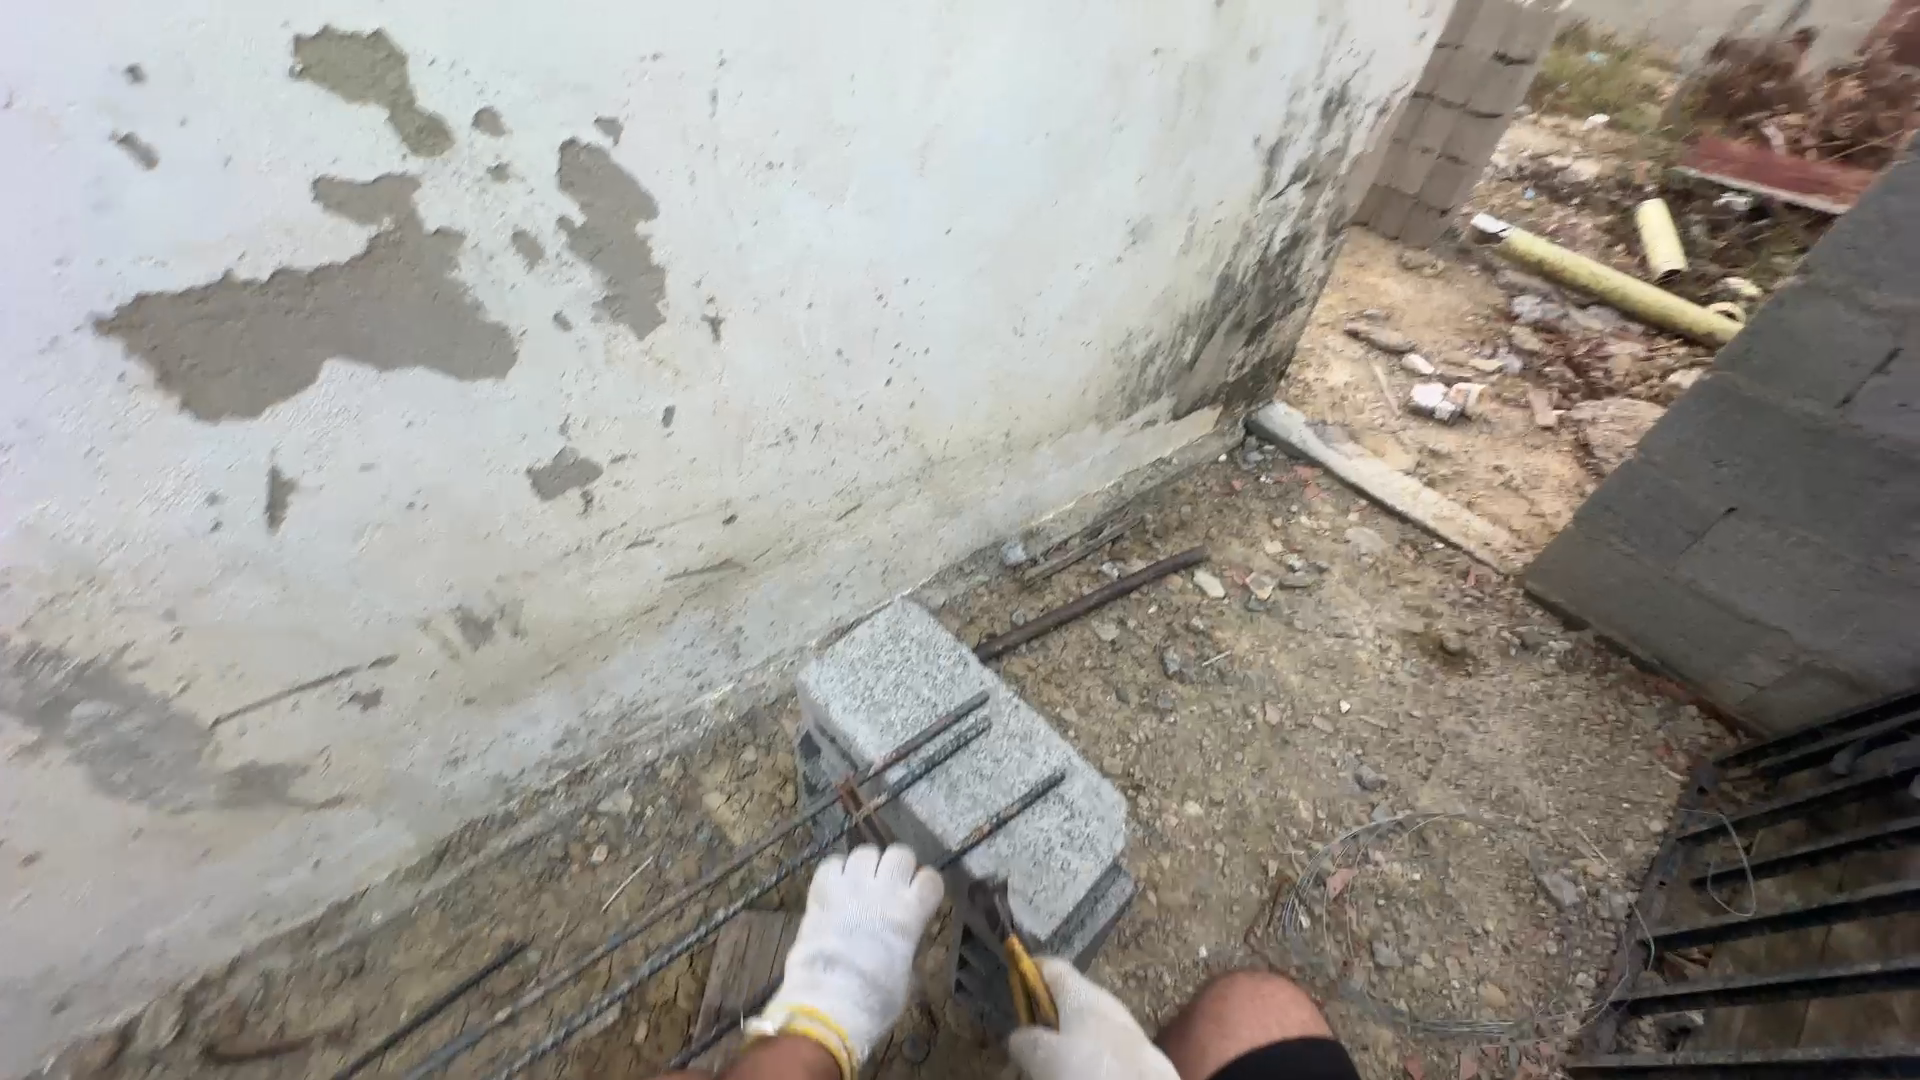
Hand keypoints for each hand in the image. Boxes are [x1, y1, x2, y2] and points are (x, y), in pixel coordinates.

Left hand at [761, 844, 943, 1063]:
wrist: (828, 1004)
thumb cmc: (874, 1002)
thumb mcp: (905, 976)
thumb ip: (906, 947)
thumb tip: (901, 944)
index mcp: (911, 913)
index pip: (931, 878)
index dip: (924, 886)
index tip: (917, 898)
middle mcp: (885, 890)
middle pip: (900, 853)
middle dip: (895, 868)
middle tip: (887, 888)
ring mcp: (853, 885)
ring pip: (866, 851)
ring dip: (865, 866)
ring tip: (858, 886)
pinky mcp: (824, 889)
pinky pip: (833, 862)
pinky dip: (835, 872)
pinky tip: (834, 889)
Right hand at [1009, 959, 1179, 1079]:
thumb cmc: (1092, 1071)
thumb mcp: (1045, 1058)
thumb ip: (1026, 1042)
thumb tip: (1019, 1035)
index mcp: (1081, 992)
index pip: (1051, 966)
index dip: (1029, 972)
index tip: (1013, 989)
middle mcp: (1105, 1003)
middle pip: (1068, 1000)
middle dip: (1047, 1019)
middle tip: (1028, 1047)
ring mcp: (1126, 1030)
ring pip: (1086, 1029)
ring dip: (1067, 1044)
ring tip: (1052, 1068)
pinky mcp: (1140, 1058)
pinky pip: (1104, 1051)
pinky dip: (1088, 1061)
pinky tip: (1081, 1074)